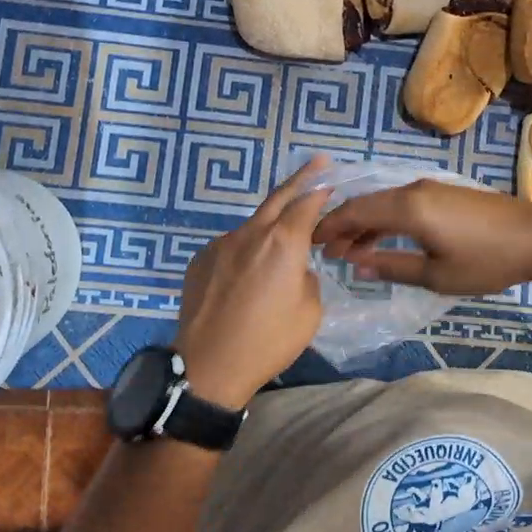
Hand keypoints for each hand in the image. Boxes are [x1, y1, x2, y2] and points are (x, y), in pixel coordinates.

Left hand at [175, 157, 333, 407]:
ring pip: (252, 228)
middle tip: (318, 163)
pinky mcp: (200, 261)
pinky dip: (244, 254)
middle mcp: (251, 234)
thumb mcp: (309, 312)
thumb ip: (307, 278)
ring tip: (276, 259)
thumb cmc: (268, 341)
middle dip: (301, 178)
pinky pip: (230, 249)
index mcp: (283, 242)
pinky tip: (245, 282)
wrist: (209, 367)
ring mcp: (221, 245)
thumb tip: (294, 269)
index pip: (307, 203)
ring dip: (268, 231)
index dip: (321, 190)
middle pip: (278, 197)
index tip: (331, 182)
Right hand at [313, 180, 531, 296]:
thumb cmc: (486, 260)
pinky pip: (403, 202)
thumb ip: (393, 267)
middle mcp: (414, 189)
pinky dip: (386, 219)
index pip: (355, 211)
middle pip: (367, 203)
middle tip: (326, 251)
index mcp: (407, 207)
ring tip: (352, 251)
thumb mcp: (436, 275)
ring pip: (385, 201)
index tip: (310, 244)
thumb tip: (356, 264)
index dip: (329, 227)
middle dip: (343, 225)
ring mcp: (432, 187)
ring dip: (366, 223)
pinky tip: (385, 239)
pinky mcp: (446, 193)